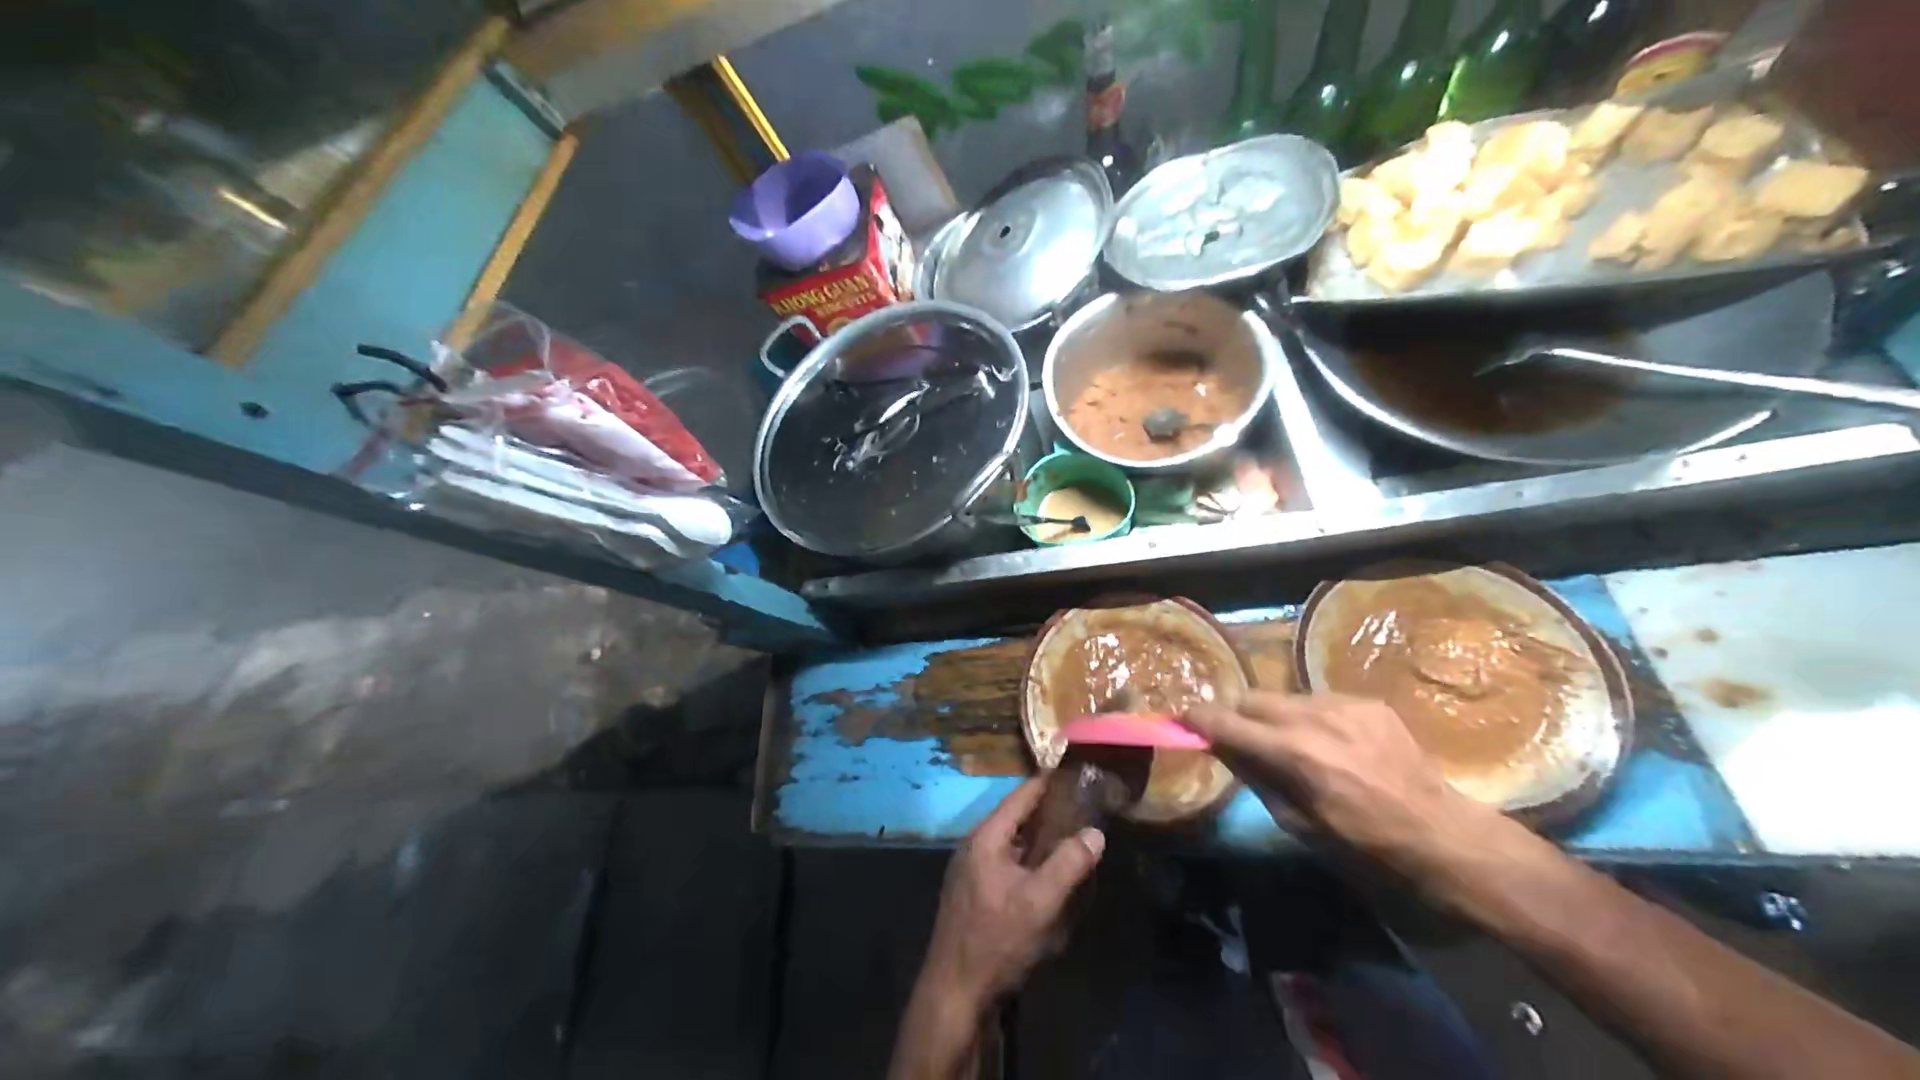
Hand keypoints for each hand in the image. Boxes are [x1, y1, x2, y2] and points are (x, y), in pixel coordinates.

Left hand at [920, 776, 1105, 1007]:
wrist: (955, 991)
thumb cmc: (997, 940)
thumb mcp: (1040, 902)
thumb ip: (1069, 864)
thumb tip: (1094, 833)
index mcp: (986, 837)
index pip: (1021, 795)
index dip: (1049, 783)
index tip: (1077, 775)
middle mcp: (974, 845)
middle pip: (1016, 817)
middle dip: (1048, 812)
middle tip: (1083, 809)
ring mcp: (970, 869)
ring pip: (1011, 842)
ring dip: (1039, 838)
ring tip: (1072, 838)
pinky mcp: (973, 892)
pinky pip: (1006, 862)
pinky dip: (1028, 859)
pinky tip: (1049, 874)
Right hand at [1185, 692, 1497, 874]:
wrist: (1443, 834)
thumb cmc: (1364, 843)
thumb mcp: (1297, 822)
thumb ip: (1254, 776)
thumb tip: (1220, 747)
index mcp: (1293, 752)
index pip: (1226, 722)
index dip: (1198, 719)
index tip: (1183, 719)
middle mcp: (1313, 717)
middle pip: (1250, 698)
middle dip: (1238, 715)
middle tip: (1241, 737)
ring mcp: (1343, 704)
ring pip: (1284, 697)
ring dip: (1275, 716)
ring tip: (1293, 743)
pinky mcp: (1367, 702)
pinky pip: (1319, 700)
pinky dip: (1310, 717)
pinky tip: (1331, 742)